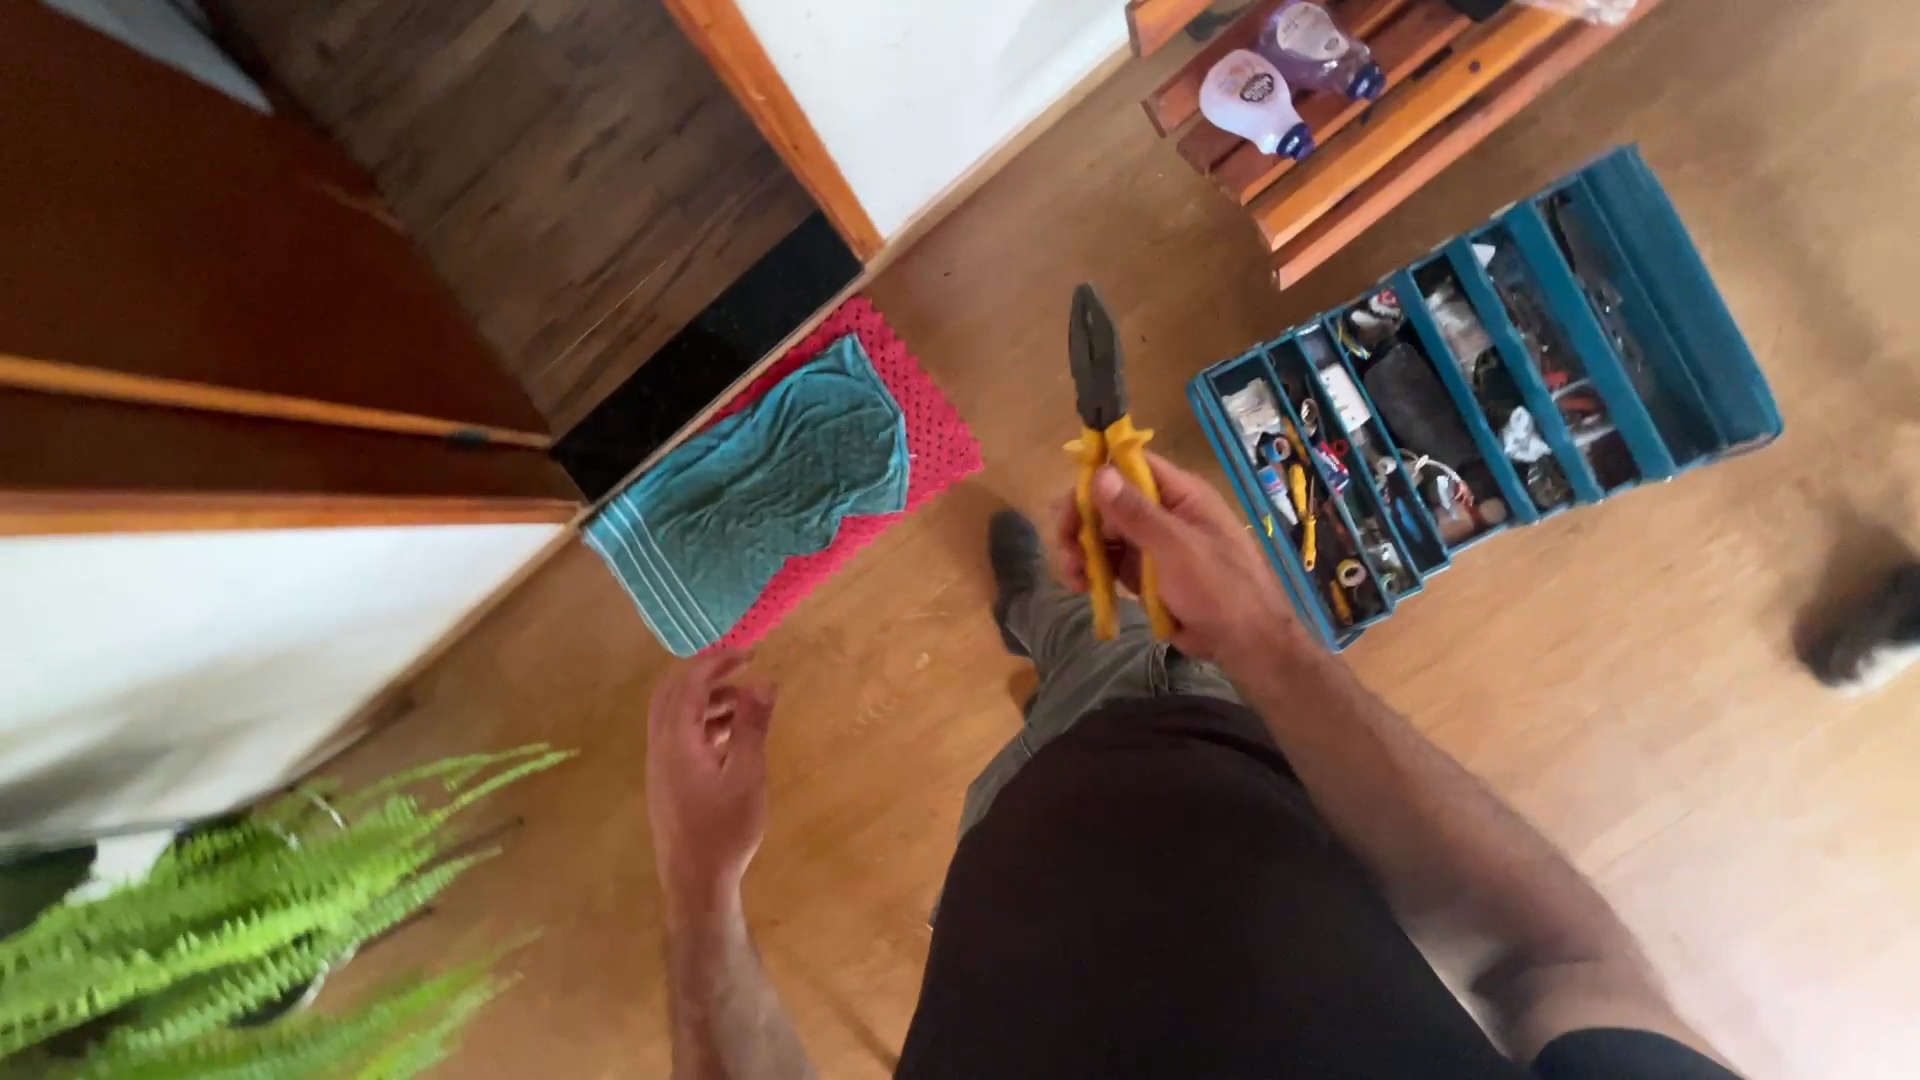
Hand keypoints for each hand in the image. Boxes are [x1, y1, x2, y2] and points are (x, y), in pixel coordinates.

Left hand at [647, 649, 775, 918]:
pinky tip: (733, 734)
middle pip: (671, 693)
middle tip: (742, 667)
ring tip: (747, 703)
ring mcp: (661, 766)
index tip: (751, 654)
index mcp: (676, 742)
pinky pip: (680, 735)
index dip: (718, 662)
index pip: (689, 684)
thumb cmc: (724, 831)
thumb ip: (752, 726)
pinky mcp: (668, 782)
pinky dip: (704, 721)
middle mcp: (660, 748)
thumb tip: (764, 682)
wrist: (696, 885)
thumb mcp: (747, 775)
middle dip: (706, 674)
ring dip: (707, 699)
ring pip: (675, 715)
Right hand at [1054, 451, 1307, 668]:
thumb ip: (1136, 513)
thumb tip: (1099, 473)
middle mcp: (1163, 513)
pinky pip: (1109, 562)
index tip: (1069, 499)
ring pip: (1103, 534)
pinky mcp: (1144, 573)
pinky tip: (1081, 587)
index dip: (1098, 475)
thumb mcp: (1177, 548)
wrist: (1245, 643)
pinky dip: (1092, 571)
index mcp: (1180, 495)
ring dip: (1081, 550)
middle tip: (1063, 544)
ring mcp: (1152, 544)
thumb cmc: (1221, 589)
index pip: (1132, 466)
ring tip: (1072, 575)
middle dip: (1081, 521)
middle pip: (1109, 501)